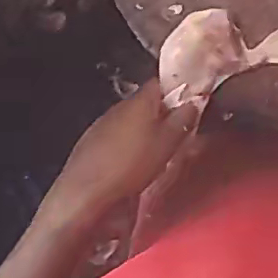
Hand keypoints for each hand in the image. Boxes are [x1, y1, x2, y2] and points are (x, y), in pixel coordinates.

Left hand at [36, 82, 199, 231]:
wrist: (84, 195)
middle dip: (163, 113)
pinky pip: (117, 137)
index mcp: (139, 101)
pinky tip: (134, 162)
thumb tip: (194, 100)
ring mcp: (102, 125)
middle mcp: (119, 107)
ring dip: (145, 130)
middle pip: (146, 103)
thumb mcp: (168, 143)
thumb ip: (183, 118)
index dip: (178, 89)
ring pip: (131, 121)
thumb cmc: (132, 164)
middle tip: (180, 130)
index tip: (192, 103)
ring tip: (159, 149)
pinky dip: (129, 144)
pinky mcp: (91, 145)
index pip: (161, 82)